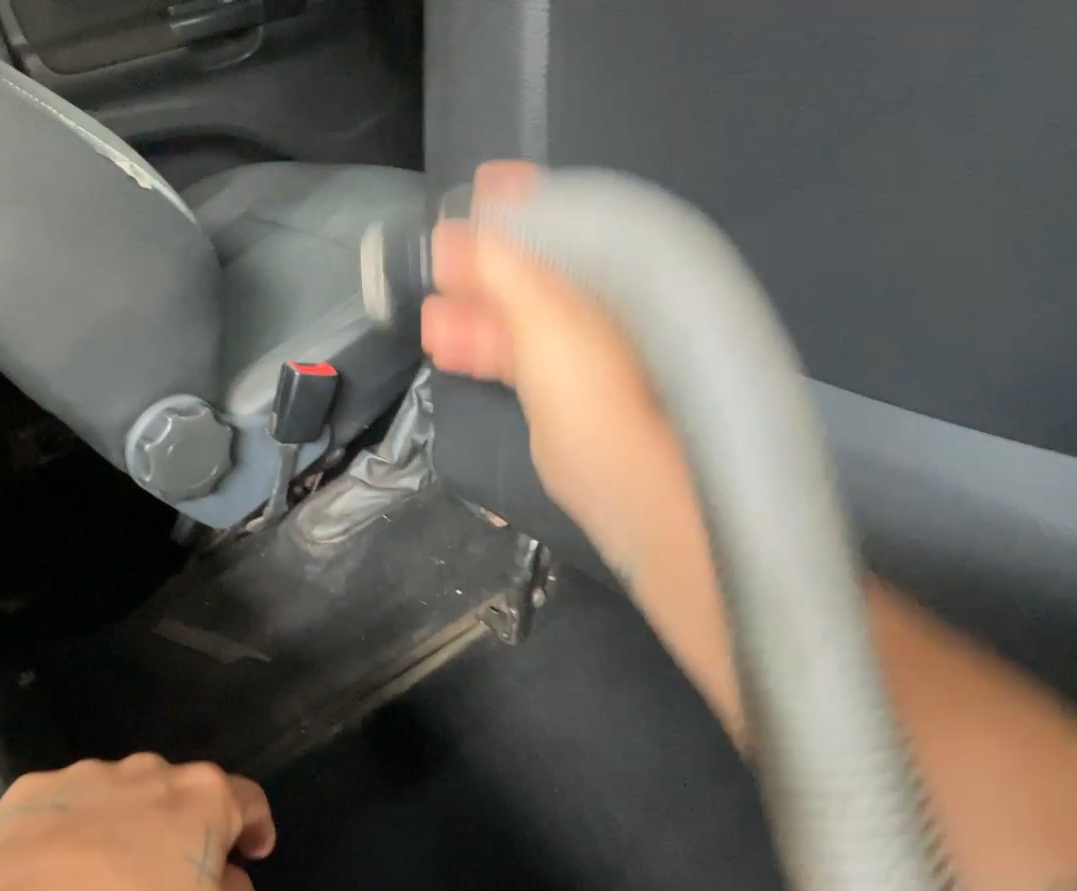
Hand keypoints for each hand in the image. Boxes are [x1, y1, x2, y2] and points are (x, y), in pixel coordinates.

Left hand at [0, 754, 276, 890]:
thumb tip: (224, 878)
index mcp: (202, 796)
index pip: (246, 798)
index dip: (254, 826)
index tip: (252, 852)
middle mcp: (144, 771)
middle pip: (176, 794)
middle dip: (181, 828)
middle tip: (171, 878)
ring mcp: (78, 778)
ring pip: (115, 798)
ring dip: (121, 828)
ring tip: (103, 881)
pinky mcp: (21, 798)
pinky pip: (60, 812)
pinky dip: (67, 836)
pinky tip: (53, 878)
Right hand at [421, 160, 696, 578]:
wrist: (646, 516)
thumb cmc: (603, 416)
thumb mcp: (554, 334)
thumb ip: (511, 276)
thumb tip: (469, 226)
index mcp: (629, 284)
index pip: (577, 224)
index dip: (524, 206)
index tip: (475, 188)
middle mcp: (618, 318)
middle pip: (549, 276)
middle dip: (487, 269)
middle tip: (433, 262)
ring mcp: (601, 366)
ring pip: (534, 326)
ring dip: (480, 318)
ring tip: (430, 320)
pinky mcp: (580, 411)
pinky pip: (531, 367)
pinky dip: (493, 356)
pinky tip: (456, 356)